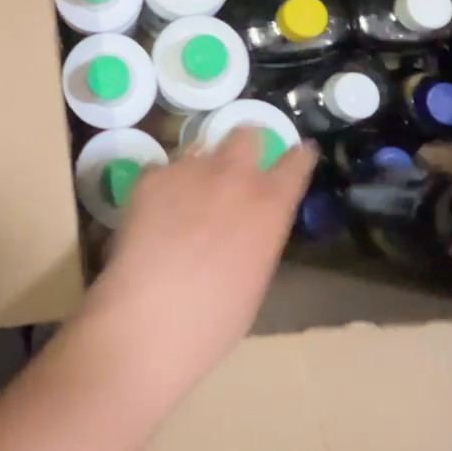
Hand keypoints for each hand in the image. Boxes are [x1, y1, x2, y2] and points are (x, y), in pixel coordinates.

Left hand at [83, 129, 316, 383]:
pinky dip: (164, 185)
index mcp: (270, 204)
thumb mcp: (256, 273)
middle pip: (244, 134)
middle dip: (244, 144)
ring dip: (201, 165)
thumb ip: (256, 232)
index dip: (298, 156)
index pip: (296, 162)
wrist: (153, 314)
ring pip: (199, 147)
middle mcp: (233, 175)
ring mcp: (188, 169)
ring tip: (188, 195)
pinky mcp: (151, 175)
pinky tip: (155, 212)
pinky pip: (162, 169)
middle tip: (236, 164)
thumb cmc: (216, 316)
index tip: (300, 152)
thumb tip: (245, 223)